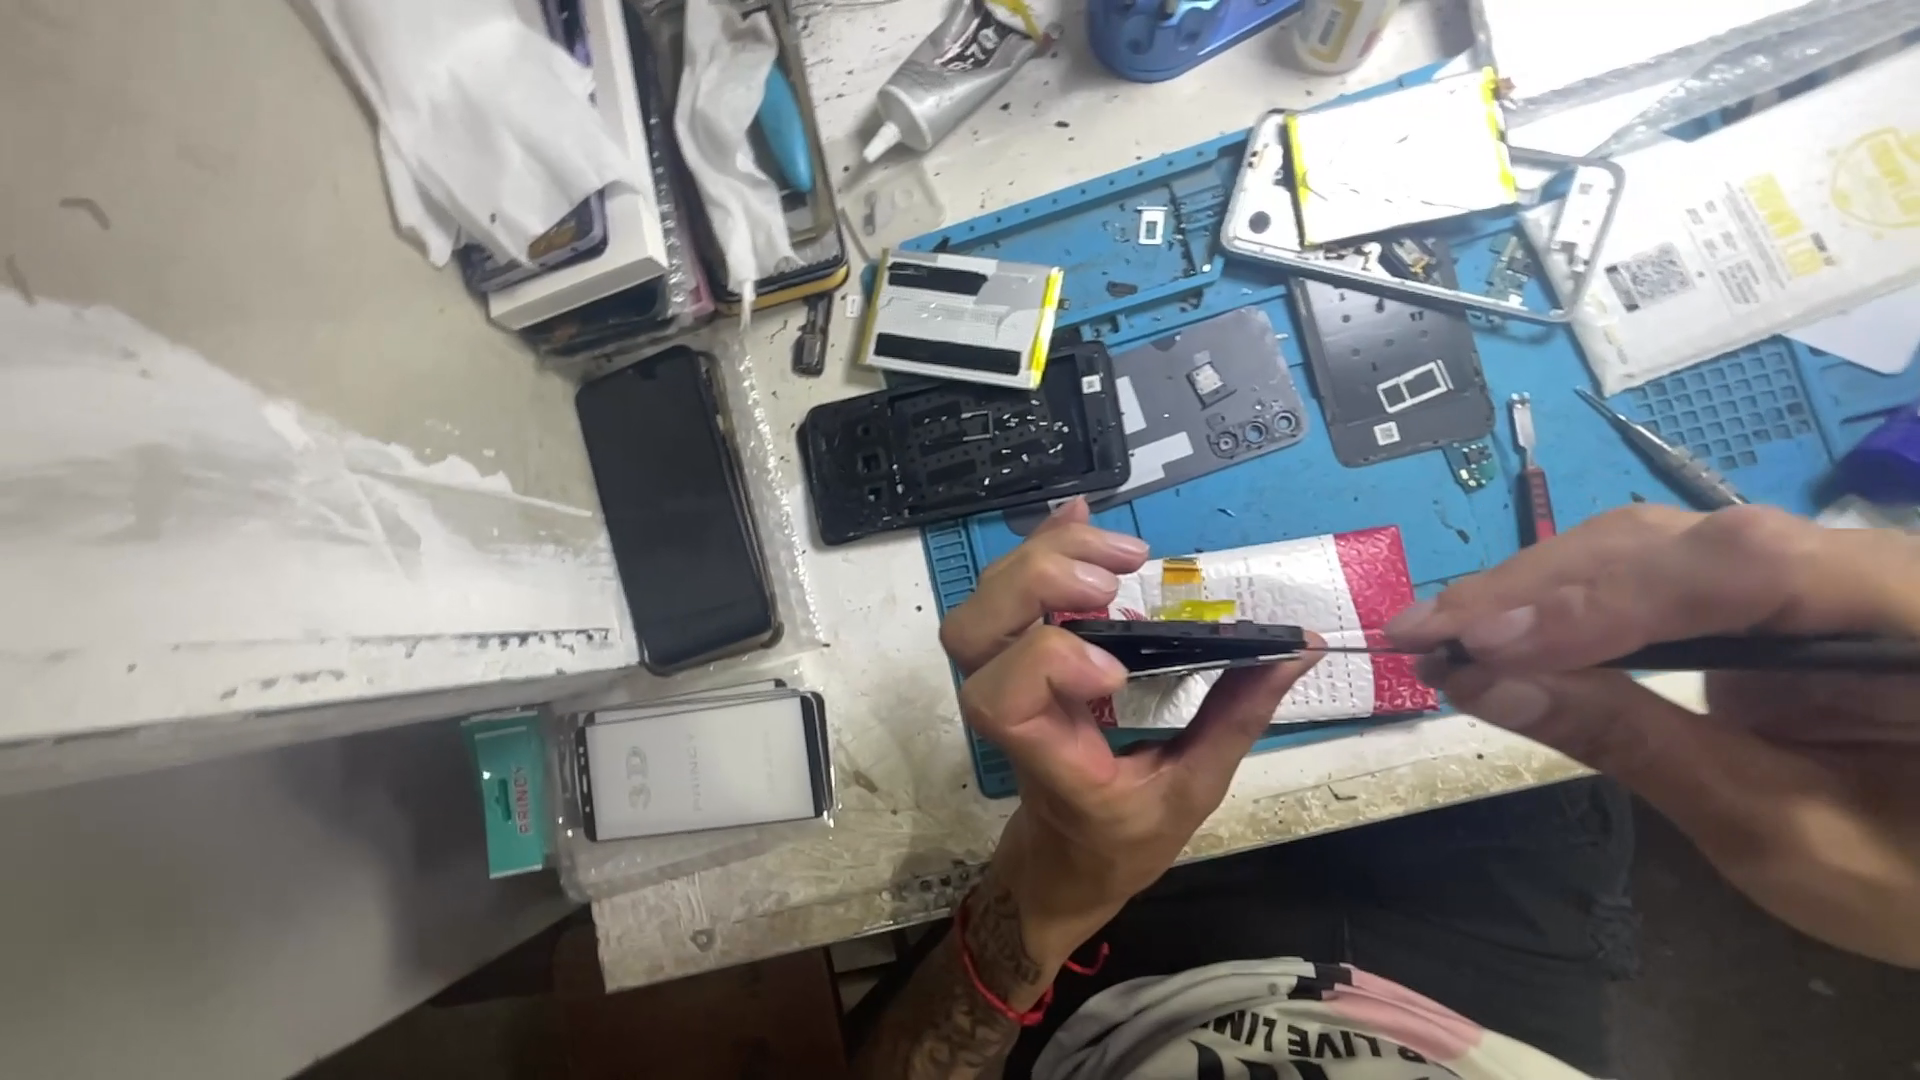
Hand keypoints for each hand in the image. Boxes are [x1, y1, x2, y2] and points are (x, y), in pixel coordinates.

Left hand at [940, 499, 1321, 979]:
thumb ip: (1234, 722)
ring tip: (1127, 556)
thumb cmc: (1117, 838)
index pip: (1000, 701)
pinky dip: (1043, 545)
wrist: (1062, 855)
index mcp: (1045, 757)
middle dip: (1037, 583)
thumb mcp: (1187, 795)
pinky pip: (1009, 589)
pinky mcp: (1019, 652)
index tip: (1115, 675)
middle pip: (973, 630)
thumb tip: (1297, 650)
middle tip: (1116, 580)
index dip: (1045, 665)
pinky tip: (1082, 517)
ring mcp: (1004, 673)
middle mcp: (1007, 709)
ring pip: (985, 599)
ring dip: (1047, 555)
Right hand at [1389, 504, 1919, 965]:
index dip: (1603, 599)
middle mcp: (1864, 565)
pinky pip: (1634, 571)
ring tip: (1435, 632)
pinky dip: (1549, 602)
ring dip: (1524, 589)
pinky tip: (1488, 628)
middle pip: (1672, 542)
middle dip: (1534, 590)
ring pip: (1639, 544)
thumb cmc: (1917, 880)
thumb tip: (1478, 682)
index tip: (1484, 646)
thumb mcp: (1780, 834)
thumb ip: (1635, 745)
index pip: (1747, 571)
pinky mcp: (1747, 589)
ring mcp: (1802, 568)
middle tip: (1420, 634)